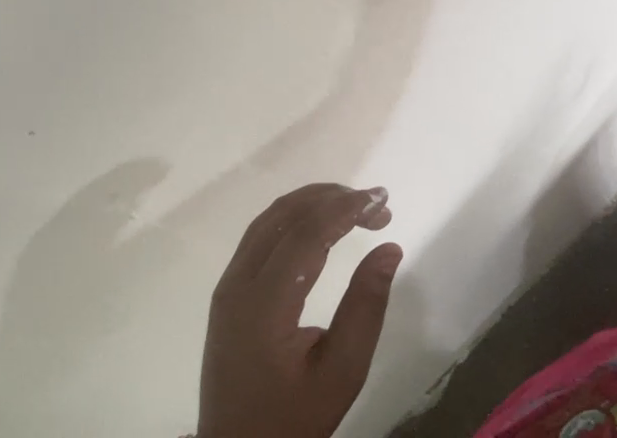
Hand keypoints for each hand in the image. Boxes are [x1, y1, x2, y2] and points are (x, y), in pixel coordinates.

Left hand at [197, 183, 401, 437]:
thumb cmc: (293, 418)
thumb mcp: (342, 372)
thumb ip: (365, 307)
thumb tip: (388, 248)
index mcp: (264, 305)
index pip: (306, 234)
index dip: (345, 209)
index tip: (382, 201)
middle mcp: (238, 284)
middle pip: (284, 216)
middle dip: (333, 199)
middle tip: (377, 205)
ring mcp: (228, 285)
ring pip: (269, 220)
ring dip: (312, 203)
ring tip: (355, 206)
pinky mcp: (228, 292)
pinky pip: (260, 236)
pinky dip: (293, 219)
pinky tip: (320, 224)